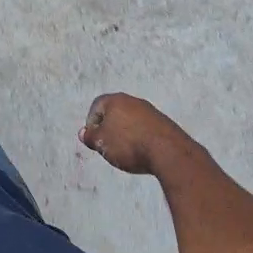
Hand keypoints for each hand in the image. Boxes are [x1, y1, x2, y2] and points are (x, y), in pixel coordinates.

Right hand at [79, 93, 193, 175]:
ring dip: (127, 133)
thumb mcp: (102, 143)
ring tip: (128, 152)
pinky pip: (147, 129)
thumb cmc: (129, 144)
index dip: (92, 124)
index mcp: (114, 100)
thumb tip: (82, 133)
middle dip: (110, 128)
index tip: (94, 140)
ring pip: (132, 120)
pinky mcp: (166, 124)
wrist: (169, 152)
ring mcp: (151, 111)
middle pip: (115, 112)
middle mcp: (133, 101)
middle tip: (109, 146)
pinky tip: (144, 152)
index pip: (96, 107)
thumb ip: (90, 137)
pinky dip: (142, 138)